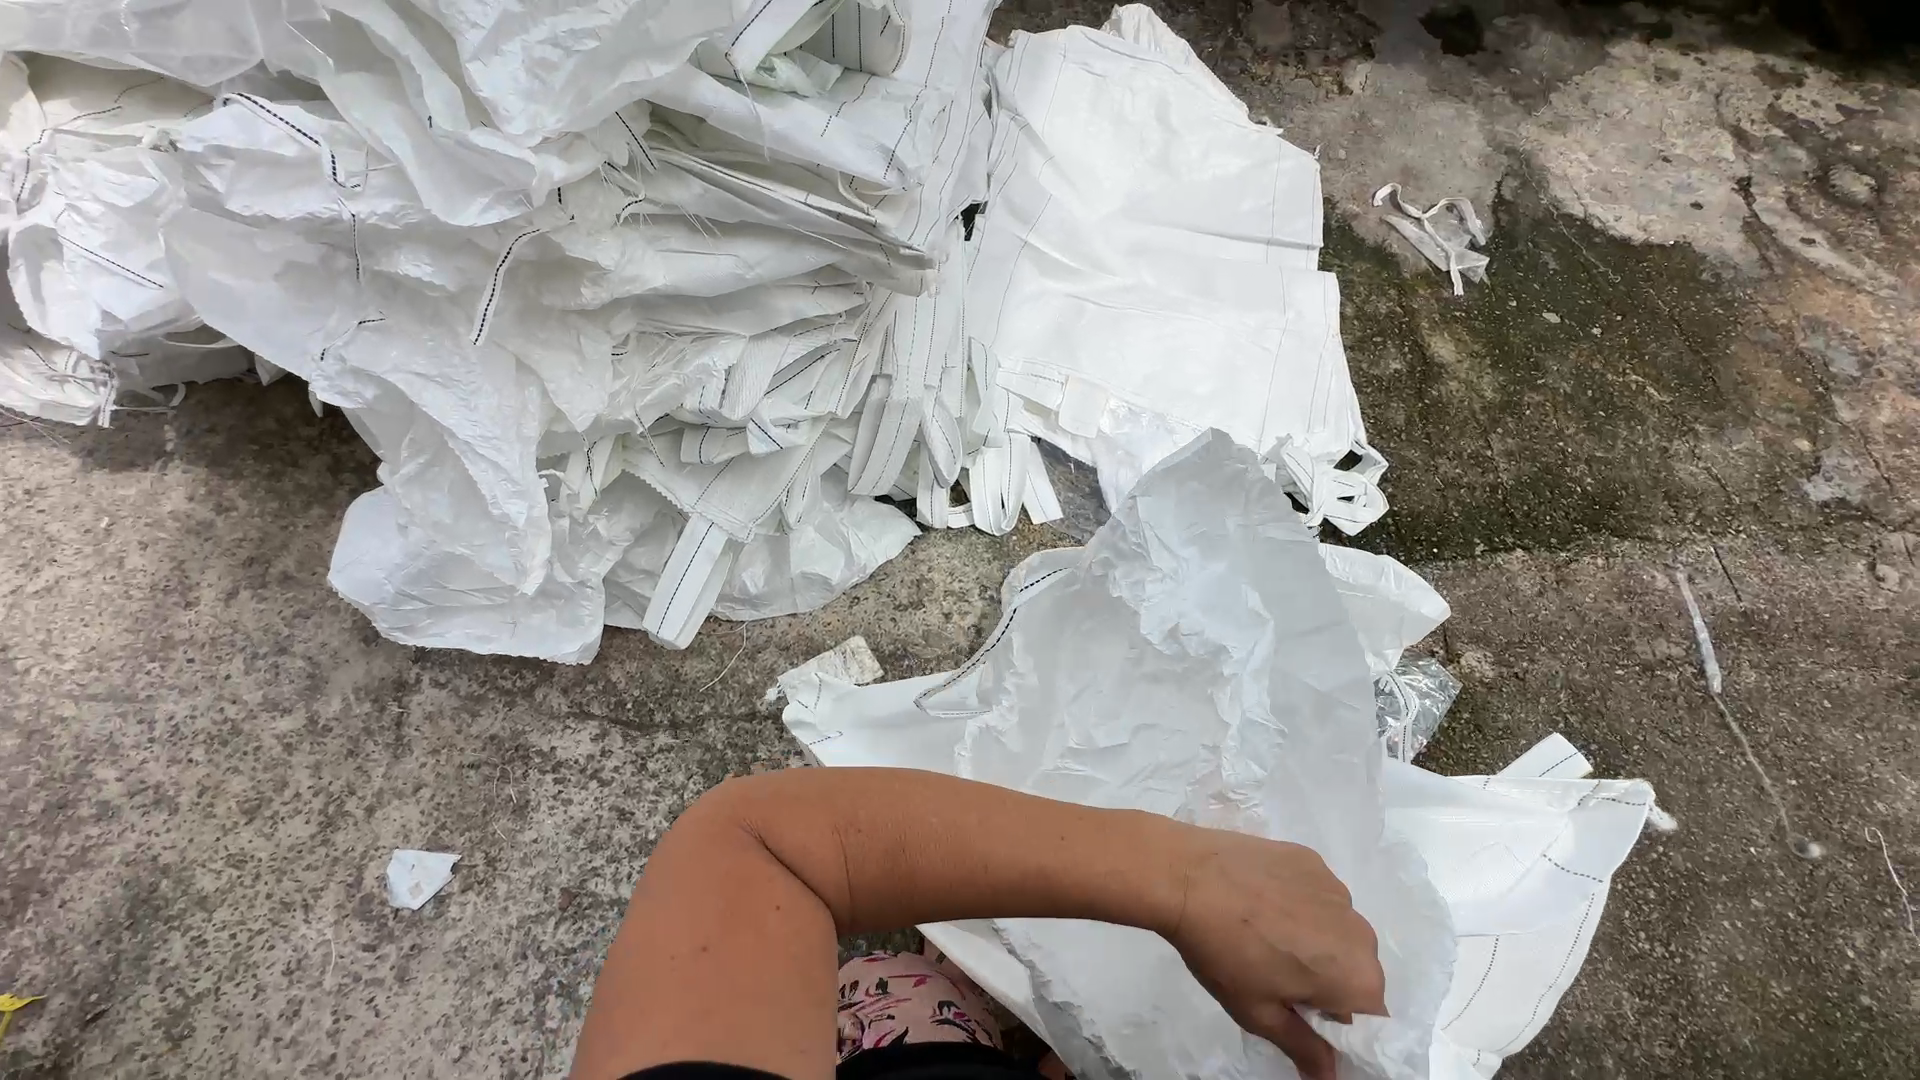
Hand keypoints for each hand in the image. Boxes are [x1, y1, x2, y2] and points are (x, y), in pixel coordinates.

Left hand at [1162, 828, 1387, 1079]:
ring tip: (1260, 928)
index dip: (1331, 1016)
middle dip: (1324, 974)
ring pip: (1333, 925)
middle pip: (1353, 966)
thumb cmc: (1223, 952)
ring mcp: (1333, 885)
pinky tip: (1256, 894)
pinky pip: (1313, 890)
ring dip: (1311, 934)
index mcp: (1357, 976)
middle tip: (1272, 967)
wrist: (1186, 876)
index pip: (1367, 1014)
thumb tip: (1328, 1076)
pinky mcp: (1307, 856)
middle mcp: (1359, 928)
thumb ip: (1304, 1049)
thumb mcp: (1259, 1014)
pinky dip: (1295, 897)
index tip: (1294, 1005)